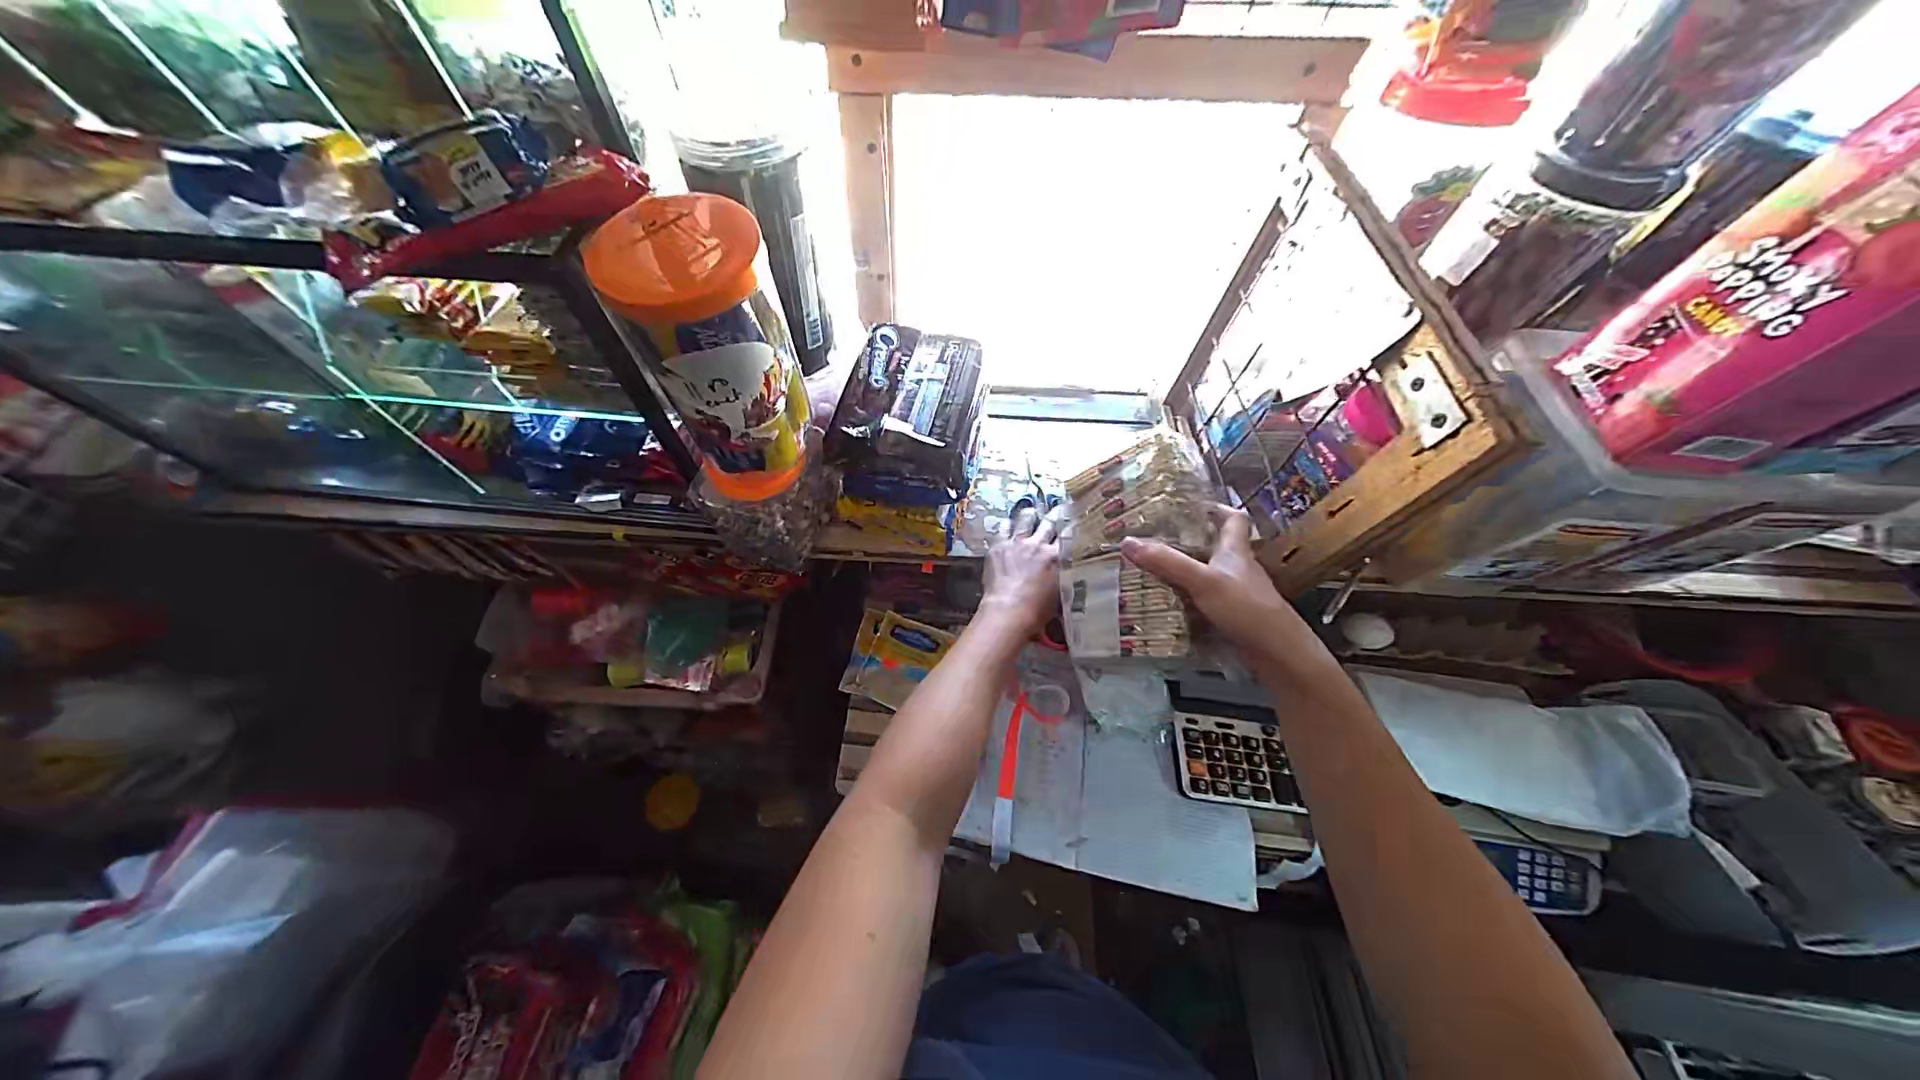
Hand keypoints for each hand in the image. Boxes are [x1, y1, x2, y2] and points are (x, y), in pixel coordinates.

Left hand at [978, 503, 1060, 634]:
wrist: (1008, 610)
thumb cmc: (1037, 610)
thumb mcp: (1060, 593)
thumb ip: (1064, 577)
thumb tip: (1067, 572)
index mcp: (1057, 557)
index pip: (1069, 535)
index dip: (1073, 525)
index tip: (1075, 520)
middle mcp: (1039, 544)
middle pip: (1049, 522)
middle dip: (1055, 514)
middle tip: (1058, 508)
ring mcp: (1017, 542)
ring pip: (1026, 519)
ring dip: (1030, 515)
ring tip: (1031, 513)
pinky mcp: (998, 545)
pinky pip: (1003, 528)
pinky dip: (1007, 525)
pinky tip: (1007, 523)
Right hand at [1119, 505, 1323, 671]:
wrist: (1278, 653)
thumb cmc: (1246, 608)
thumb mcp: (1202, 580)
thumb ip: (1167, 562)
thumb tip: (1126, 542)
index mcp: (1236, 551)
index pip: (1234, 519)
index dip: (1217, 509)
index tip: (1194, 506)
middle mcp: (1238, 569)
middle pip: (1216, 548)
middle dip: (1189, 543)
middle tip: (1158, 541)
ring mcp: (1237, 595)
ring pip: (1208, 577)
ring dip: (1185, 575)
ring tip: (1153, 573)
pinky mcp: (1232, 618)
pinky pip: (1204, 604)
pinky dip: (1187, 603)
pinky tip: (1168, 607)